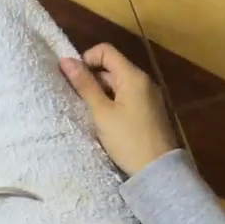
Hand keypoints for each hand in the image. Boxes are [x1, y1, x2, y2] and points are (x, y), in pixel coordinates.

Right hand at [61, 44, 180, 175]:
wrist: (159, 172)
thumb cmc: (128, 140)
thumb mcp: (101, 112)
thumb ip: (84, 84)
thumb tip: (65, 60)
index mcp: (133, 77)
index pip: (105, 51)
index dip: (86, 59)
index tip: (75, 79)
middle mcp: (143, 81)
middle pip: (111, 67)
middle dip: (91, 78)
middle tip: (78, 98)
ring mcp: (148, 96)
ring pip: (117, 83)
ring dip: (100, 91)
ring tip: (89, 111)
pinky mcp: (149, 110)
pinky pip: (126, 96)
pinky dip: (112, 101)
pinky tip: (104, 119)